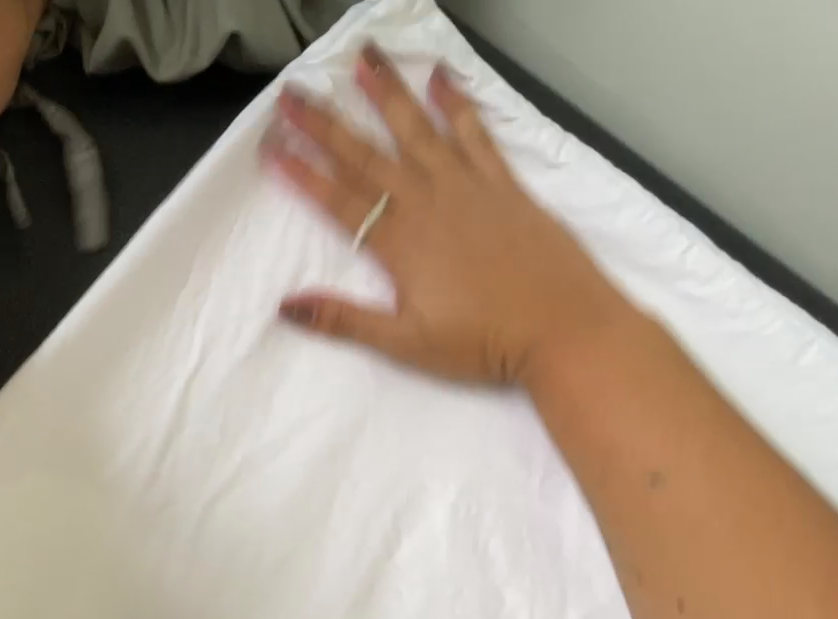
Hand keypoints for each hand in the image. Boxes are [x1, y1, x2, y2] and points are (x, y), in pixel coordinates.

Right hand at [263, 44, 642, 386]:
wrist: (566, 328)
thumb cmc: (482, 343)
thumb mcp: (404, 343)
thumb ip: (344, 320)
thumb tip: (286, 306)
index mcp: (401, 243)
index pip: (338, 200)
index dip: (301, 172)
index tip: (271, 145)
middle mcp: (430, 203)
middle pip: (367, 156)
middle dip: (326, 123)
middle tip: (293, 91)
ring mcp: (470, 188)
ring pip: (419, 130)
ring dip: (388, 92)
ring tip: (364, 56)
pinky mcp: (504, 185)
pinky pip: (476, 133)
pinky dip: (457, 103)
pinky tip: (442, 76)